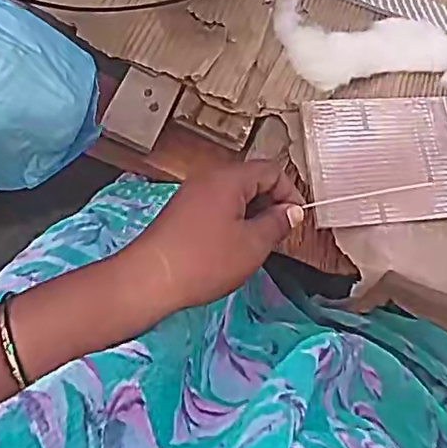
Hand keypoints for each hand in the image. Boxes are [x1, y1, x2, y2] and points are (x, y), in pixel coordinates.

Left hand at [113, 161, 304, 312]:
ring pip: (233, 193)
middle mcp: (209, 178)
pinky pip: (216, 204)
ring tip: (258, 242)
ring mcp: (192, 193)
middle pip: (251, 178)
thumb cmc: (204, 260)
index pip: (270, 170)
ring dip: (252, 212)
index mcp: (229, 178)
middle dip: (271, 202)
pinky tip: (232, 245)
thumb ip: (276, 223)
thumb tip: (292, 211)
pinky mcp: (182, 210)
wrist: (149, 278)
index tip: (297, 219)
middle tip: (280, 233)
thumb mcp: (252, 245)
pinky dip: (232, 218)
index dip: (289, 192)